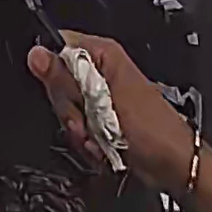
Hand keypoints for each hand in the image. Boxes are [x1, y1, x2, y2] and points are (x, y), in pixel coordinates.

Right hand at [27, 31, 195, 191]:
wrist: (175, 165)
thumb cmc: (153, 130)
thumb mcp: (102, 103)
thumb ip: (66, 79)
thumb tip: (36, 54)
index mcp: (102, 53)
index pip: (57, 46)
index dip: (53, 72)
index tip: (66, 94)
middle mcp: (100, 69)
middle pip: (58, 80)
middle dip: (69, 109)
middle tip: (86, 122)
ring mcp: (100, 93)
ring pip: (66, 106)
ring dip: (78, 129)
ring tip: (98, 138)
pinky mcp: (101, 114)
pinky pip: (77, 123)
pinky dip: (85, 139)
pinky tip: (100, 145)